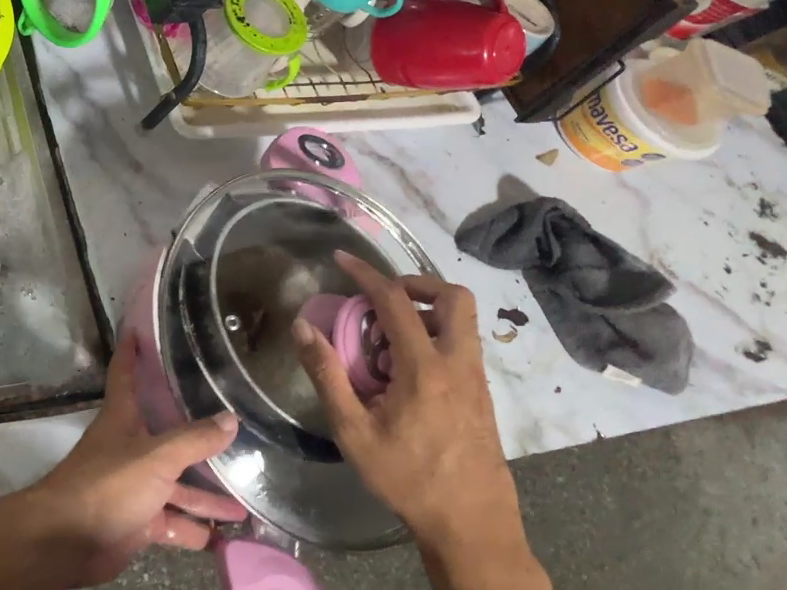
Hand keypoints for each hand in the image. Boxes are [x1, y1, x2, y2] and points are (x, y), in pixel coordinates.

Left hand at [11, 329, 247, 585]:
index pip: (125, 375)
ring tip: (247, 503)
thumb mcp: (155, 457)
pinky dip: (196, 528)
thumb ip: (193, 440)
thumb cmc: (107, 484)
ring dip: (206, 495)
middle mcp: (127, 447)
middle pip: (165, 436)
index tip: (140, 331)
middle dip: (197, 440)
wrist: (69, 538)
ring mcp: (132, 485)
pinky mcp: (137, 520)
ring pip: (176, 485)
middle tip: (235, 434)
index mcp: (122, 419)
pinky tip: (226, 536)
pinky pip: (173, 522)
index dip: (131, 352)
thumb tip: (231, 418)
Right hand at [294, 251, 548, 589]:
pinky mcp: (483, 399)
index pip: (396, 300)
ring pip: (462, 322)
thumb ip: (327, 374)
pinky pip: (462, 347)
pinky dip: (434, 338)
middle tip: (380, 297)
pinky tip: (403, 369)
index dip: (366, 273)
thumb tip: (303, 326)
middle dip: (415, 284)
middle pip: (453, 298)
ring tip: (386, 336)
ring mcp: (477, 382)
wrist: (473, 528)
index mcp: (425, 368)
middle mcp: (459, 365)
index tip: (341, 259)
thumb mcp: (353, 431)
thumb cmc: (408, 479)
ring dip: (425, 311)